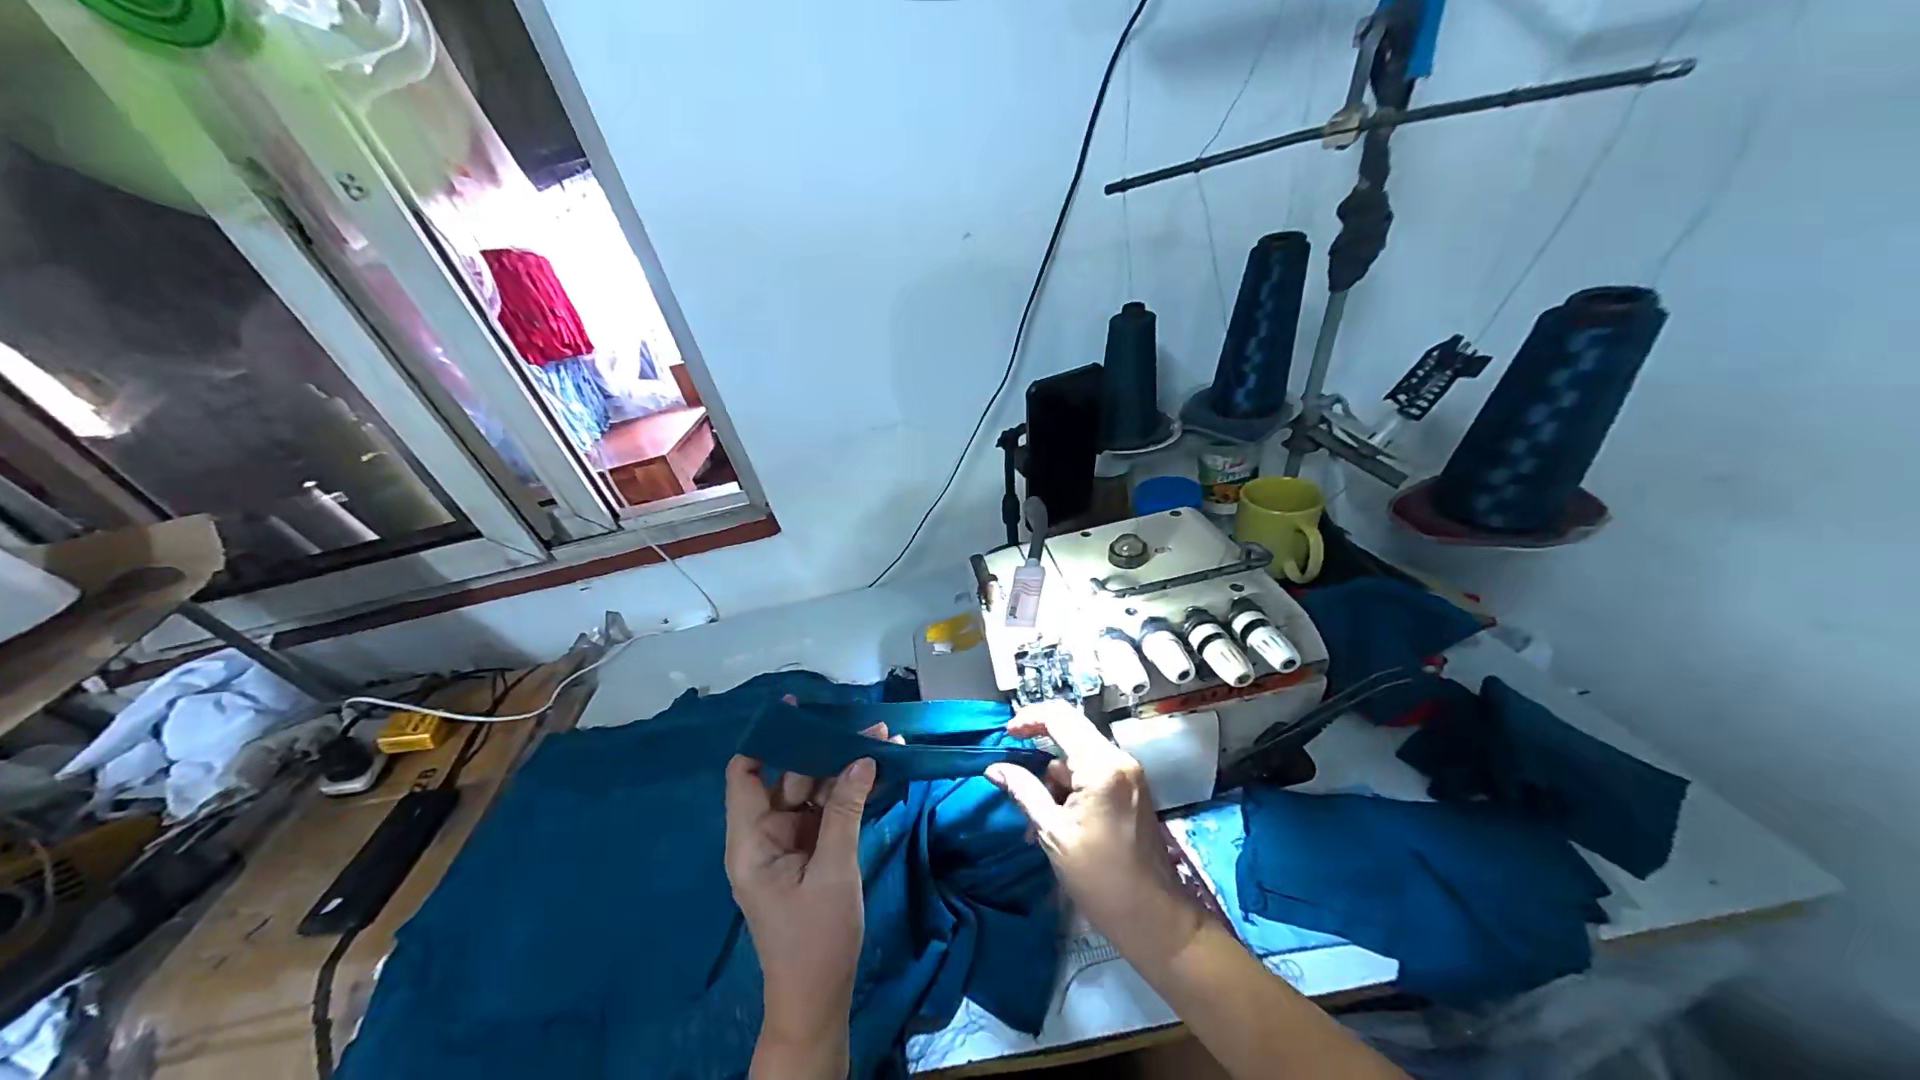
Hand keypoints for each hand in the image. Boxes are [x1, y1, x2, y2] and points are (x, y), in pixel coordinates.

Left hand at [723, 703, 891, 1079]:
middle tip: (863, 726)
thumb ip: (845, 811)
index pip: (743, 775)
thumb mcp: (834, 871)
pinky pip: (827, 813)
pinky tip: (878, 774)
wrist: (819, 999)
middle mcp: (766, 835)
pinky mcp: (811, 854)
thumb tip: (862, 758)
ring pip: (813, 793)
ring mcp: (790, 844)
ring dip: (845, 771)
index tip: (794, 711)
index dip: (763, 740)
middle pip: (789, 778)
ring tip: (881, 741)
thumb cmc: (816, 939)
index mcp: (751, 841)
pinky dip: (850, 795)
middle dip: (824, 751)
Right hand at [986, 700, 1203, 970]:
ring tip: (1036, 822)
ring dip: (1054, 780)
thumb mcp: (1054, 833)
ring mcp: (1129, 774)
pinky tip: (1057, 822)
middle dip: (1039, 754)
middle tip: (1014, 776)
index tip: (1007, 735)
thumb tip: (995, 768)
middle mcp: (1119, 760)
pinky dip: (1072, 790)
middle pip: (1070, 734)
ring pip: (1079, 758)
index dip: (1029, 718)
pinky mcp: (1131, 790)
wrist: (1153, 916)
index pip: (1060, 717)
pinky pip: (1093, 774)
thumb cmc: (1100, 877)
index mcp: (1101, 766)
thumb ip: (1024, 792)